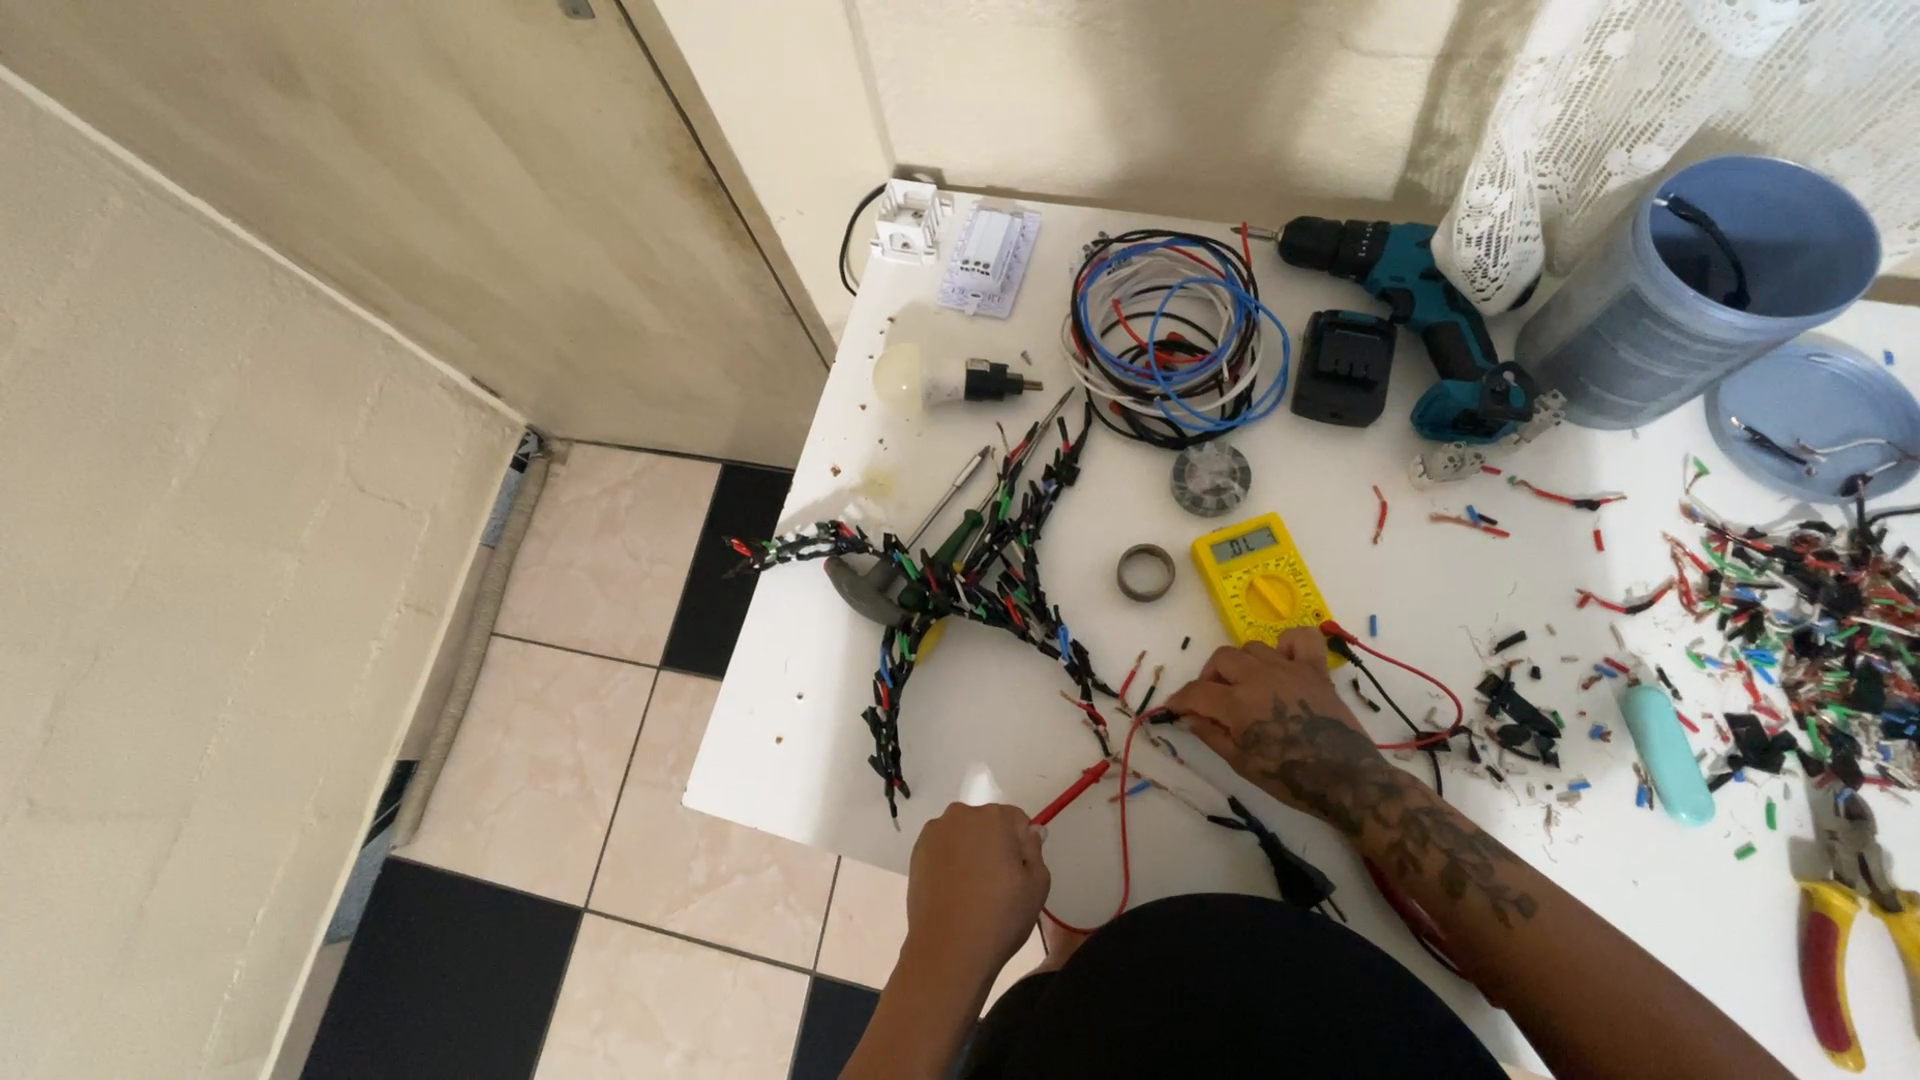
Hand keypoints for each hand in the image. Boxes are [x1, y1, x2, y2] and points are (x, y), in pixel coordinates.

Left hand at [902, 802, 1048, 987]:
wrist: (948, 949)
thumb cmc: (1000, 916)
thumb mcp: (1037, 884)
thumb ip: (1035, 849)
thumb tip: (1029, 831)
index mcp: (994, 817)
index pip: (1017, 821)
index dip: (1022, 846)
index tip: (1019, 873)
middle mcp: (961, 815)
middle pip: (987, 823)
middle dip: (994, 844)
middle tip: (998, 882)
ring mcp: (934, 833)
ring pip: (962, 835)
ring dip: (970, 851)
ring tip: (972, 890)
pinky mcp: (916, 853)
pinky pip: (943, 849)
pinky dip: (949, 862)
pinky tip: (953, 891)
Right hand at [1163, 628, 1397, 826]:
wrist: (1345, 779)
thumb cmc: (1289, 778)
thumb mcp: (1241, 763)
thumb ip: (1211, 734)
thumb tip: (1188, 717)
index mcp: (1238, 703)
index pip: (1196, 692)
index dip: (1180, 700)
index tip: (1175, 709)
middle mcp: (1260, 677)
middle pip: (1220, 659)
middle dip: (1209, 678)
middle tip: (1213, 701)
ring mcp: (1289, 669)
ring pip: (1252, 647)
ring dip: (1241, 664)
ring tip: (1245, 685)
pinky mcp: (1315, 671)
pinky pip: (1301, 639)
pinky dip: (1287, 644)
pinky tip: (1281, 662)